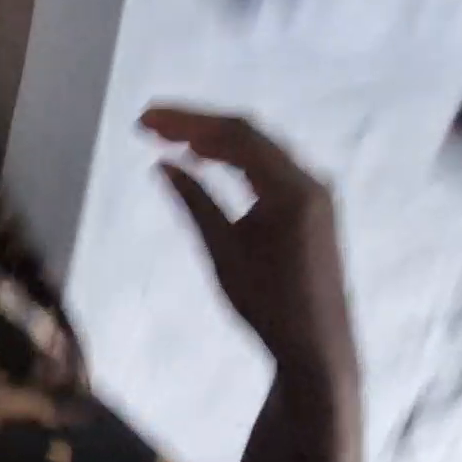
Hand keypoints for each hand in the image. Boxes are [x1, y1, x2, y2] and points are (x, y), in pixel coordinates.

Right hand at [140, 105, 357, 385]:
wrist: (315, 341)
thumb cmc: (266, 301)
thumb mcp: (222, 250)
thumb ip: (194, 201)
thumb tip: (163, 164)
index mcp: (290, 188)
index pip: (235, 135)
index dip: (187, 121)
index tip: (145, 120)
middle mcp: (307, 179)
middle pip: (247, 133)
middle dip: (195, 122)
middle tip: (147, 122)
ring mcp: (310, 191)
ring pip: (256, 147)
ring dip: (210, 137)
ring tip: (166, 136)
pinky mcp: (305, 204)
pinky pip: (264, 165)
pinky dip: (229, 156)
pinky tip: (201, 158)